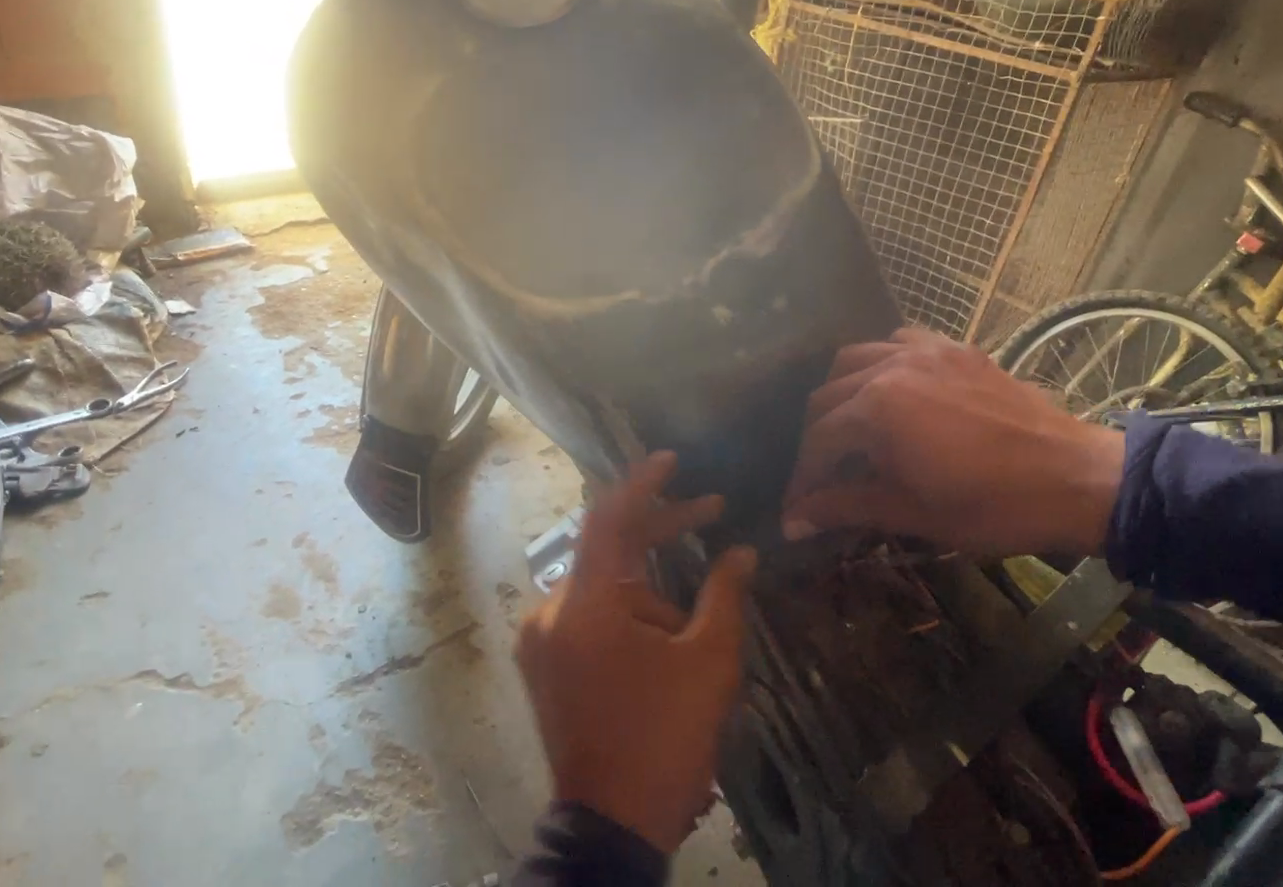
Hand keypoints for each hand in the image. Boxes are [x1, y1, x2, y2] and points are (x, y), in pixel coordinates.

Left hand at [515, 452, 758, 852]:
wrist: (613, 822)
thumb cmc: (665, 736)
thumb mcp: (709, 660)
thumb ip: (725, 594)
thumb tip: (742, 550)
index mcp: (584, 604)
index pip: (608, 518)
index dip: (643, 482)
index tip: (672, 459)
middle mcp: (549, 610)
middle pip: (608, 550)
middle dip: (662, 532)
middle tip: (713, 512)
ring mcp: (540, 640)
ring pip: (604, 589)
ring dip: (651, 595)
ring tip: (693, 633)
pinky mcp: (542, 664)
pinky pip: (588, 616)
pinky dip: (627, 616)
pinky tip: (663, 645)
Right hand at [781, 328, 1124, 557]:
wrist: (1076, 479)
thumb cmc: (991, 506)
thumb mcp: (910, 512)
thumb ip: (843, 507)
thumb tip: (791, 521)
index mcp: (876, 409)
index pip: (817, 441)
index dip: (802, 478)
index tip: (796, 510)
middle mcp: (890, 367)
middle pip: (827, 396)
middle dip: (816, 439)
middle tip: (821, 477)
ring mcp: (925, 351)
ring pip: (855, 359)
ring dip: (841, 394)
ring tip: (849, 430)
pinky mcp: (955, 348)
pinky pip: (898, 341)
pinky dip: (881, 363)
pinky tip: (891, 390)